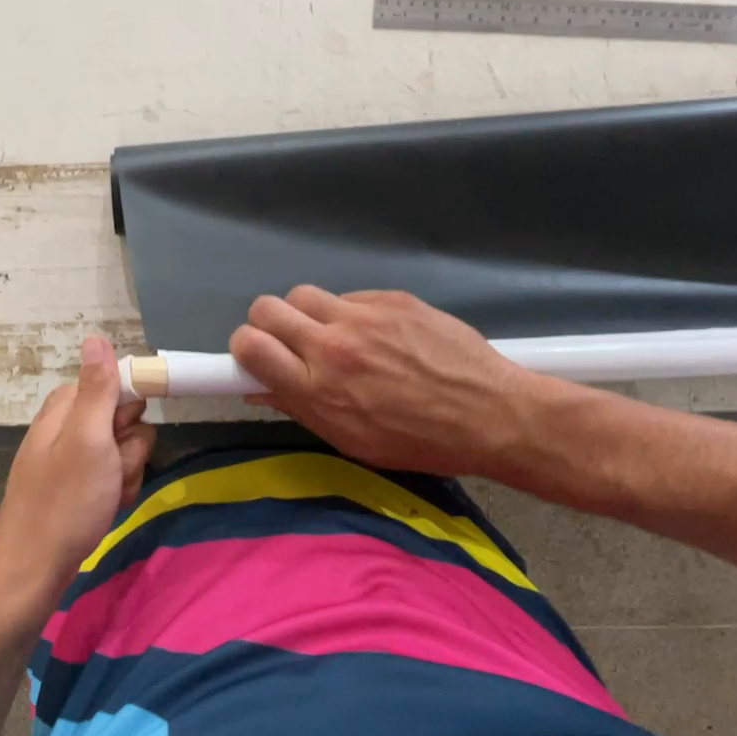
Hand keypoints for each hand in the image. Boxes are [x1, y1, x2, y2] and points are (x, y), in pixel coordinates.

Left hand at [0, 336, 155, 615]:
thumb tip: (96, 336)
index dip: (130, 411)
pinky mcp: (78, 489)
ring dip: (125, 476)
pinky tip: (104, 511)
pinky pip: (113, 479)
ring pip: (124, 453)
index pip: (117, 385)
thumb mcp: (88, 440)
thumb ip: (97, 389)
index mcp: (65, 408)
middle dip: (129, 450)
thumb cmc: (64, 503)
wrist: (33, 569)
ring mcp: (72, 461)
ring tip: (106, 497)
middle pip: (125, 421)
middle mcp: (67, 428)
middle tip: (111, 472)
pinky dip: (116, 495)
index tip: (124, 433)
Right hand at [228, 286, 552, 476]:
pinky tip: (374, 334)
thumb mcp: (349, 440)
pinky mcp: (393, 299)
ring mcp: (363, 317)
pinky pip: (349, 295)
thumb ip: (300, 408)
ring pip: (303, 294)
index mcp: (316, 389)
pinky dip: (349, 312)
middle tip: (287, 343)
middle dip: (266, 324)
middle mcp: (332, 346)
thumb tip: (260, 387)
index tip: (254, 357)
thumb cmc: (417, 441)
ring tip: (328, 334)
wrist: (492, 415)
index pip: (249, 345)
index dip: (244, 347)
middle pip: (266, 308)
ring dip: (305, 314)